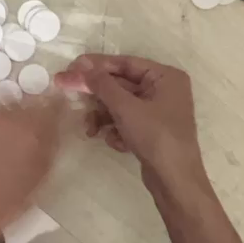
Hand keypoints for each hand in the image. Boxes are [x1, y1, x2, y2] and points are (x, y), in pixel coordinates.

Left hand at [0, 95, 67, 242]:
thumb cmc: (10, 200)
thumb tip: (60, 123)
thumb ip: (52, 143)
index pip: (52, 103)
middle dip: (36, 110)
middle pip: (27, 101)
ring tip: (18, 134)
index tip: (64, 111)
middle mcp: (5, 116)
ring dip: (16, 115)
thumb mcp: (41, 174)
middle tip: (41, 126)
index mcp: (29, 126)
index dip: (60, 106)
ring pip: (6, 107)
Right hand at [58, 54, 207, 193]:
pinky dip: (116, 131)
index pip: (124, 63)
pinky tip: (116, 142)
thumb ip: (102, 84)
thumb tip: (81, 65)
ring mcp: (157, 111)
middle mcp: (163, 90)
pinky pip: (125, 121)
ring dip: (103, 117)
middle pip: (120, 85)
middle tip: (69, 93)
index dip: (96, 65)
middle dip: (97, 97)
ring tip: (91, 131)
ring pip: (119, 105)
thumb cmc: (155, 136)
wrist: (174, 179)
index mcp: (165, 76)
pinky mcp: (150, 130)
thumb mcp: (126, 107)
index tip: (71, 67)